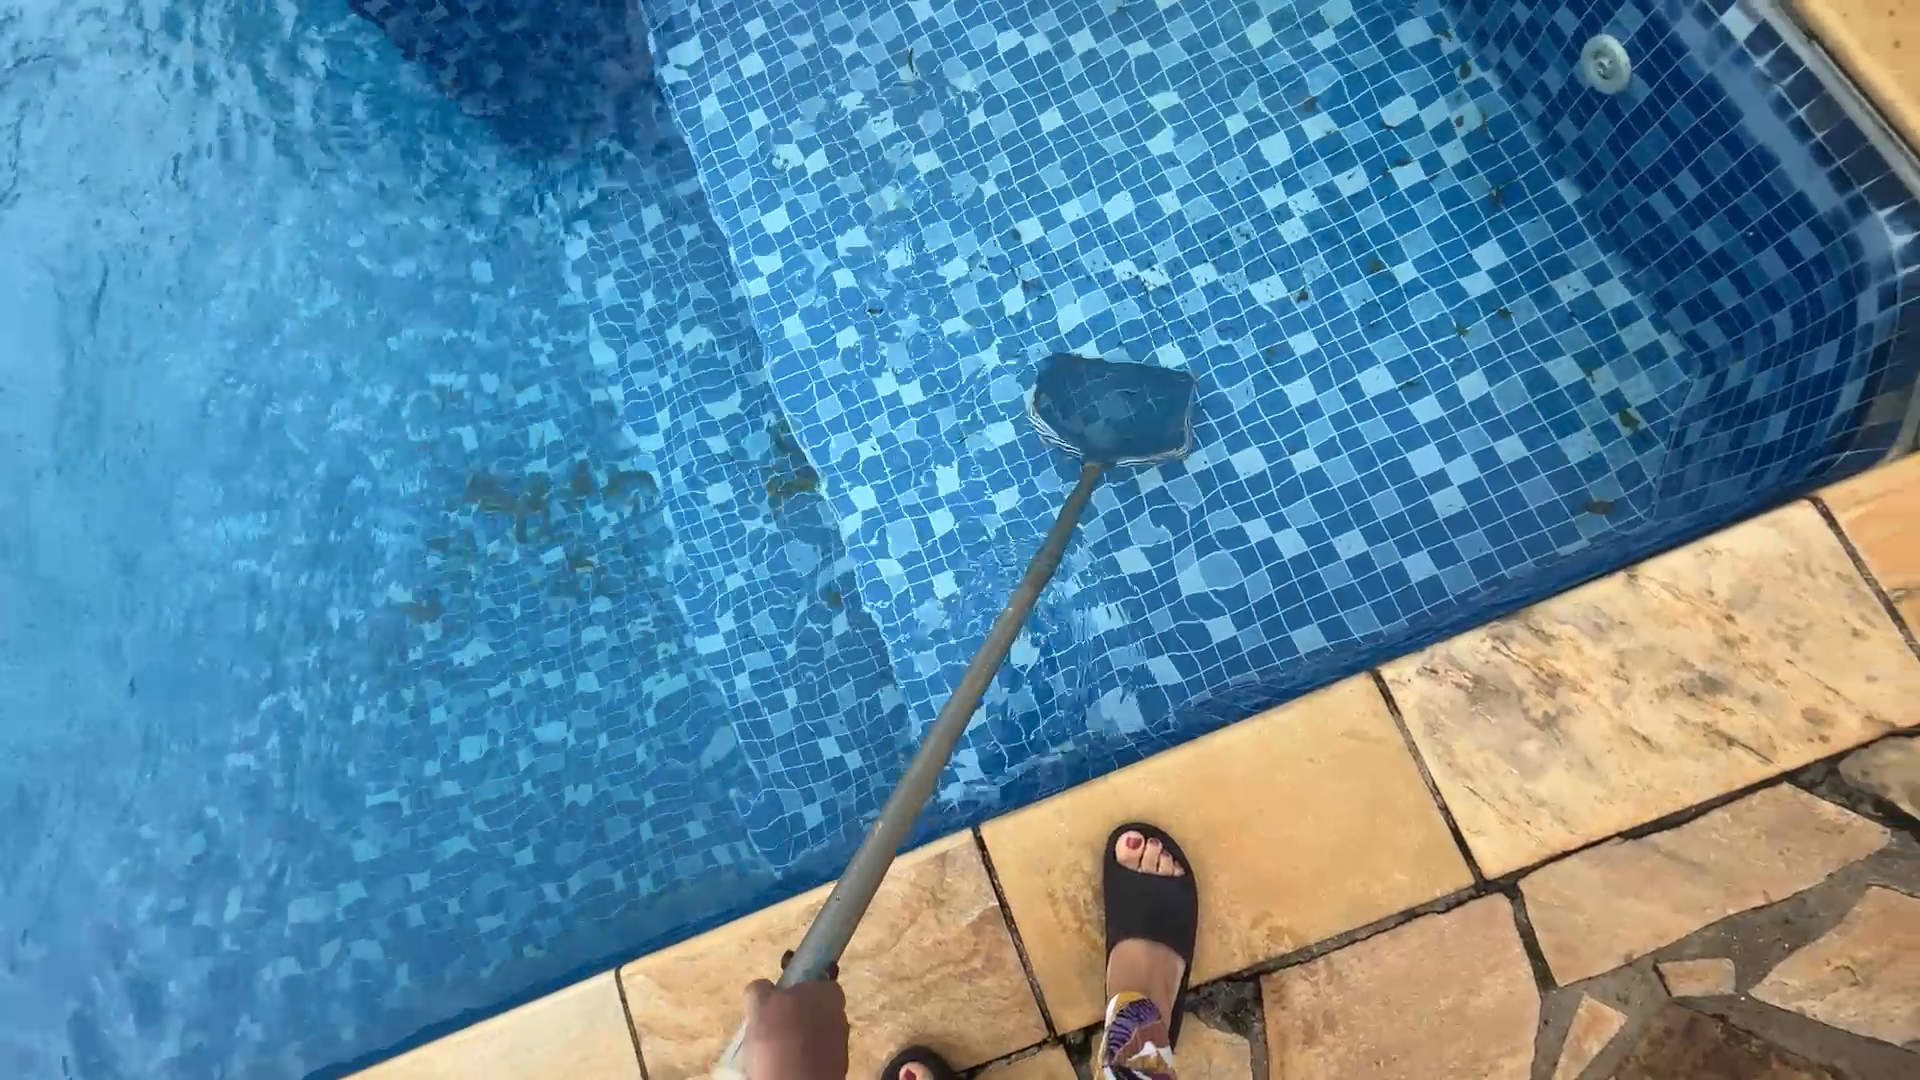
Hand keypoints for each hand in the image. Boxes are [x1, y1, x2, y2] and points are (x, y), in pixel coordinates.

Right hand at [742, 978, 849, 1079]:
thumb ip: (761, 990)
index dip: (791, 992)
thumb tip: (762, 988)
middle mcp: (840, 1014)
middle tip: (768, 1030)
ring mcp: (839, 1043)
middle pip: (810, 1010)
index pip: (813, 982)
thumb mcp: (760, 1004)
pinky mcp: (834, 1069)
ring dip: (794, 1042)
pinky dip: (798, 1062)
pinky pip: (811, 1059)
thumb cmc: (781, 1038)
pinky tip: (782, 1067)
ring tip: (771, 1054)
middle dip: (791, 1018)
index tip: (773, 1005)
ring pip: (811, 1036)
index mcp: (830, 991)